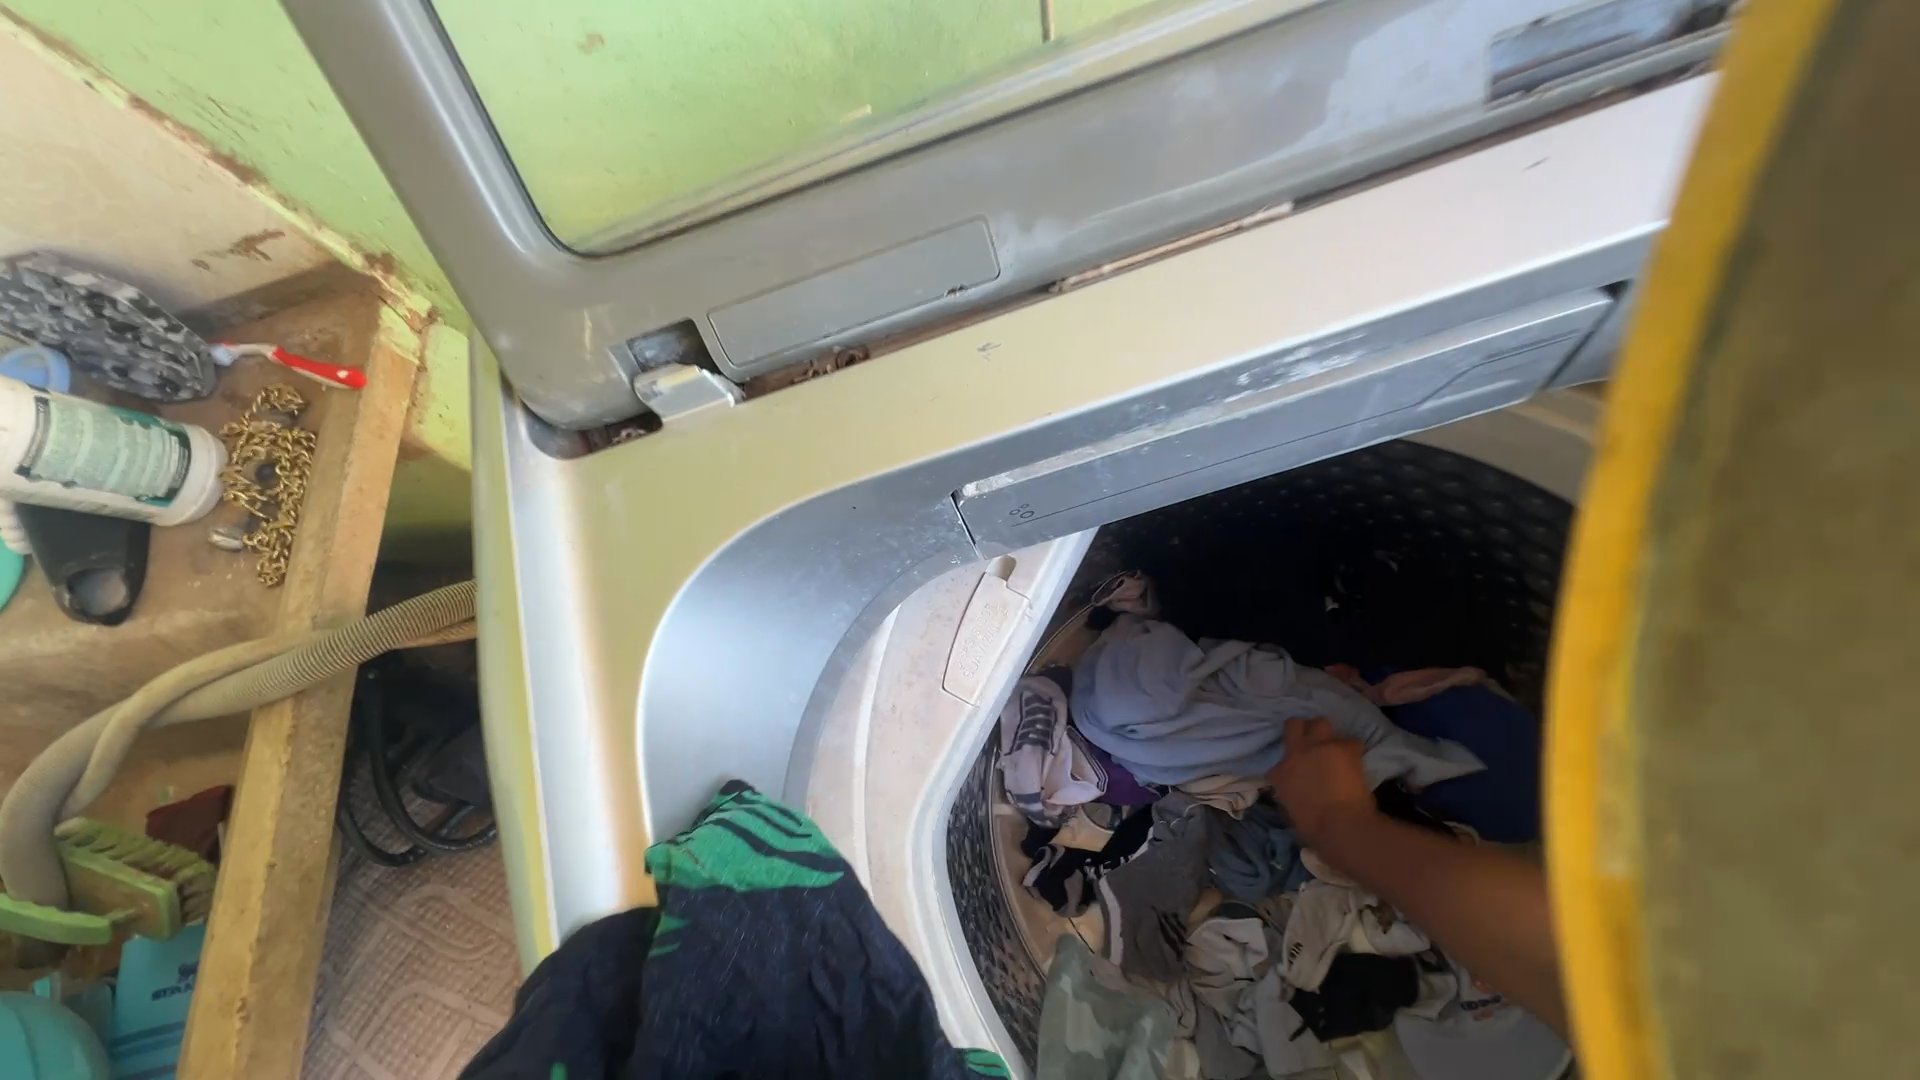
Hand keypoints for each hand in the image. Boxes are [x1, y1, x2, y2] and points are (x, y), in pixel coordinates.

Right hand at [1266, 717, 1373, 844]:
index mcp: (1280, 773)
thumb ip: (1291, 796)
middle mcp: (1296, 753)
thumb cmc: (1314, 828)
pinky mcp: (1344, 749)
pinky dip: (1353, 749)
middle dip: (1302, 729)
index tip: (1296, 773)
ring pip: (1320, 723)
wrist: (1340, 825)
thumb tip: (1298, 794)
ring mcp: (1319, 747)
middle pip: (1294, 724)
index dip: (1289, 766)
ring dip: (1326, 734)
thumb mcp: (1291, 812)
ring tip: (1334, 746)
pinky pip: (1351, 742)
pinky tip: (1356, 759)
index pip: (1277, 763)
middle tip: (1312, 741)